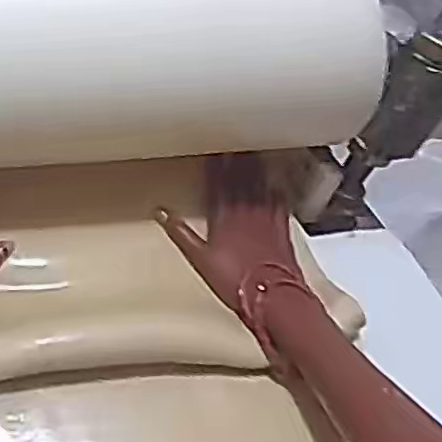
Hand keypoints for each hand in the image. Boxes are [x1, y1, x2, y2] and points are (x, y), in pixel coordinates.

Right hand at [156, 154, 301, 322]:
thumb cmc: (235, 278)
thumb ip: (180, 232)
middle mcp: (244, 210)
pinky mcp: (281, 227)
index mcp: (223, 214)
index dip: (214, 164)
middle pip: (238, 178)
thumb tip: (159, 212)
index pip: (216, 182)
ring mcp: (265, 217)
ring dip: (253, 168)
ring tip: (250, 153)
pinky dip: (275, 188)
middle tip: (232, 144)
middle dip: (234, 159)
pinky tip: (275, 181)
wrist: (273, 297)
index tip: (211, 150)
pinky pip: (277, 200)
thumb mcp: (199, 257)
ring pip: (258, 184)